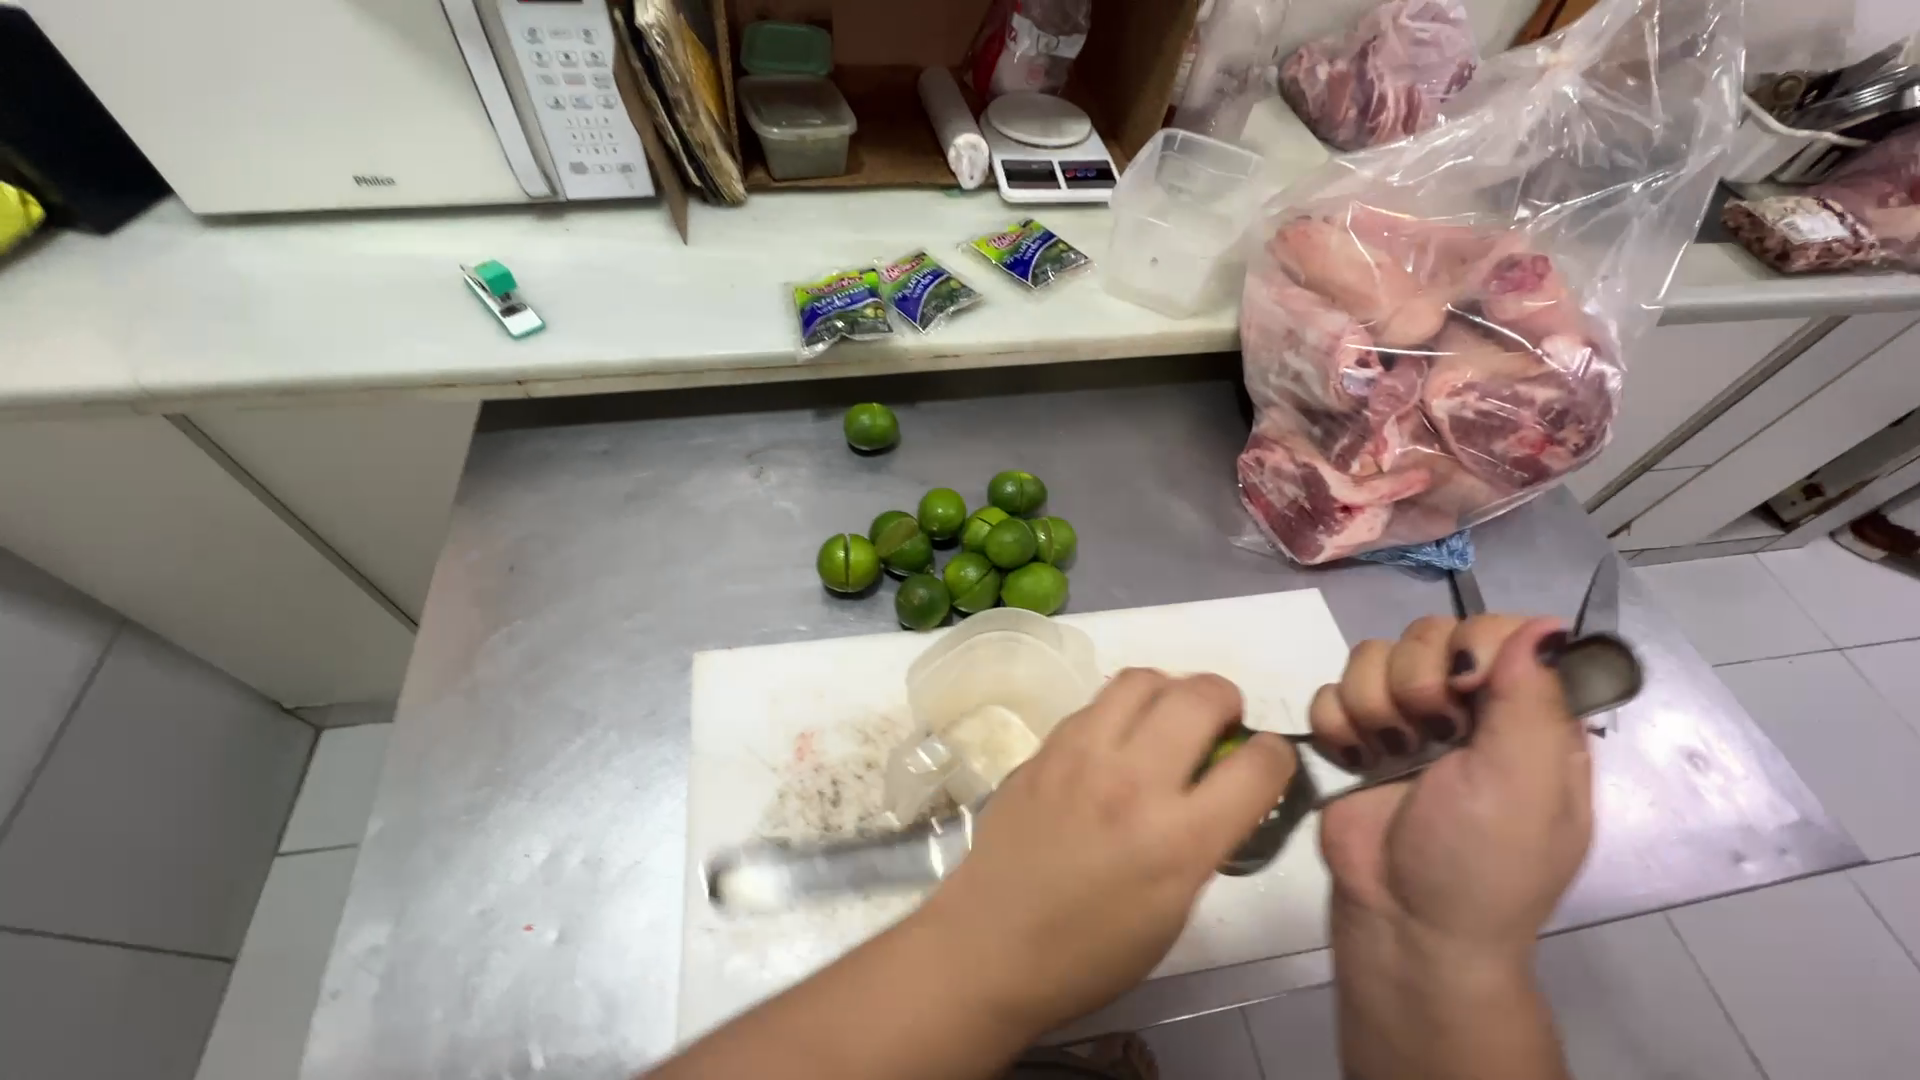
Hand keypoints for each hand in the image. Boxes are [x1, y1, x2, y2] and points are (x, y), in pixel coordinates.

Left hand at [918, 669, 1298, 1035]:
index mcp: (1178, 840)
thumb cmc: (1093, 950)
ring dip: (1170, 689)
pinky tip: (1116, 739)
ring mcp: (1079, 757)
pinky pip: (1093, 704)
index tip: (1267, 759)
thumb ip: (1207, 840)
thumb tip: (1224, 790)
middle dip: (1226, 699)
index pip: (1258, 765)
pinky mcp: (1042, 750)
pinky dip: (1120, 709)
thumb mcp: (1175, 909)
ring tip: (1167, 717)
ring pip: (1140, 679)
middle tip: (1220, 722)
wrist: (992, 945)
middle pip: (1199, 696)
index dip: (1277, 755)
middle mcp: (1132, 783)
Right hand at [1310, 614, 1591, 956]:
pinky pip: (1329, 690)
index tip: (1467, 687)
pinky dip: (1337, 725)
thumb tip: (1547, 624)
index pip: (1502, 630)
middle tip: (1432, 734)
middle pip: (1427, 633)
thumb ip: (1530, 700)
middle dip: (1417, 681)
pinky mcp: (1353, 734)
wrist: (1403, 919)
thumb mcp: (1523, 787)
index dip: (1474, 644)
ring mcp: (1404, 717)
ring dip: (1374, 707)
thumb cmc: (1481, 861)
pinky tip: (1358, 760)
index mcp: (1526, 714)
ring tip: (1391, 754)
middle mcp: (1466, 705)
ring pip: (1370, 656)